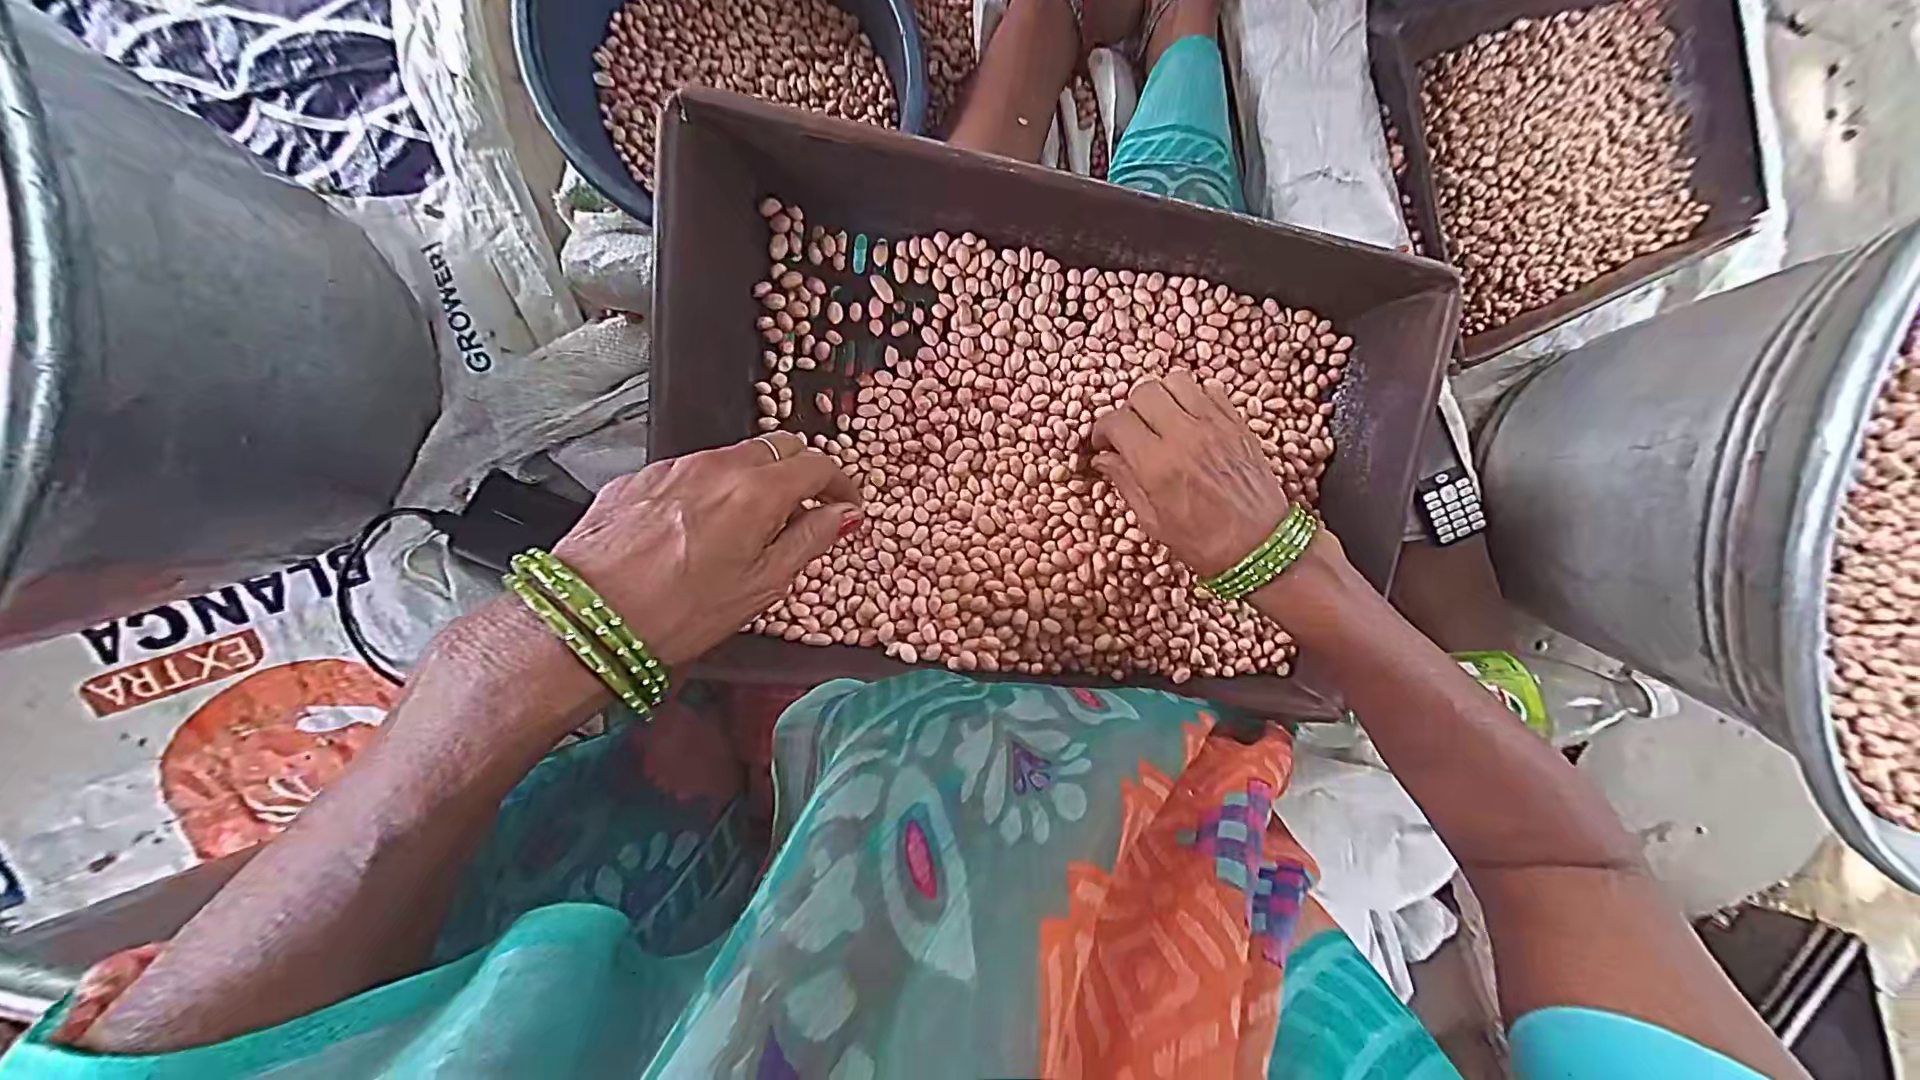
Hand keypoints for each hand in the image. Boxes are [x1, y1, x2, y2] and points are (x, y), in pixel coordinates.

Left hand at [552, 432, 861, 666]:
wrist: (585, 619)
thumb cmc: (676, 612)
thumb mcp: (761, 585)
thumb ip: (810, 539)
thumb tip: (843, 514)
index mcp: (755, 491)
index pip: (817, 464)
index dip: (841, 483)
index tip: (845, 503)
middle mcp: (716, 465)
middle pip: (779, 446)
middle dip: (803, 471)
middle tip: (806, 509)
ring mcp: (674, 466)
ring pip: (735, 455)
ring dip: (758, 478)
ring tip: (752, 525)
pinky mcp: (641, 476)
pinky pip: (694, 468)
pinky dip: (715, 486)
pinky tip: (703, 526)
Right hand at [1088, 369, 1296, 575]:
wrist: (1260, 547)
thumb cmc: (1203, 542)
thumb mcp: (1152, 520)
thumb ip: (1125, 481)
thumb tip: (1103, 458)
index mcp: (1158, 465)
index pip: (1117, 422)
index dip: (1102, 429)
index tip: (1103, 442)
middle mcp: (1185, 437)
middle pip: (1144, 392)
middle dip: (1129, 409)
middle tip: (1130, 431)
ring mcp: (1215, 425)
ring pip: (1176, 381)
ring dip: (1161, 397)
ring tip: (1160, 420)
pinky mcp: (1238, 423)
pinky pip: (1209, 390)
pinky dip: (1193, 399)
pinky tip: (1189, 422)